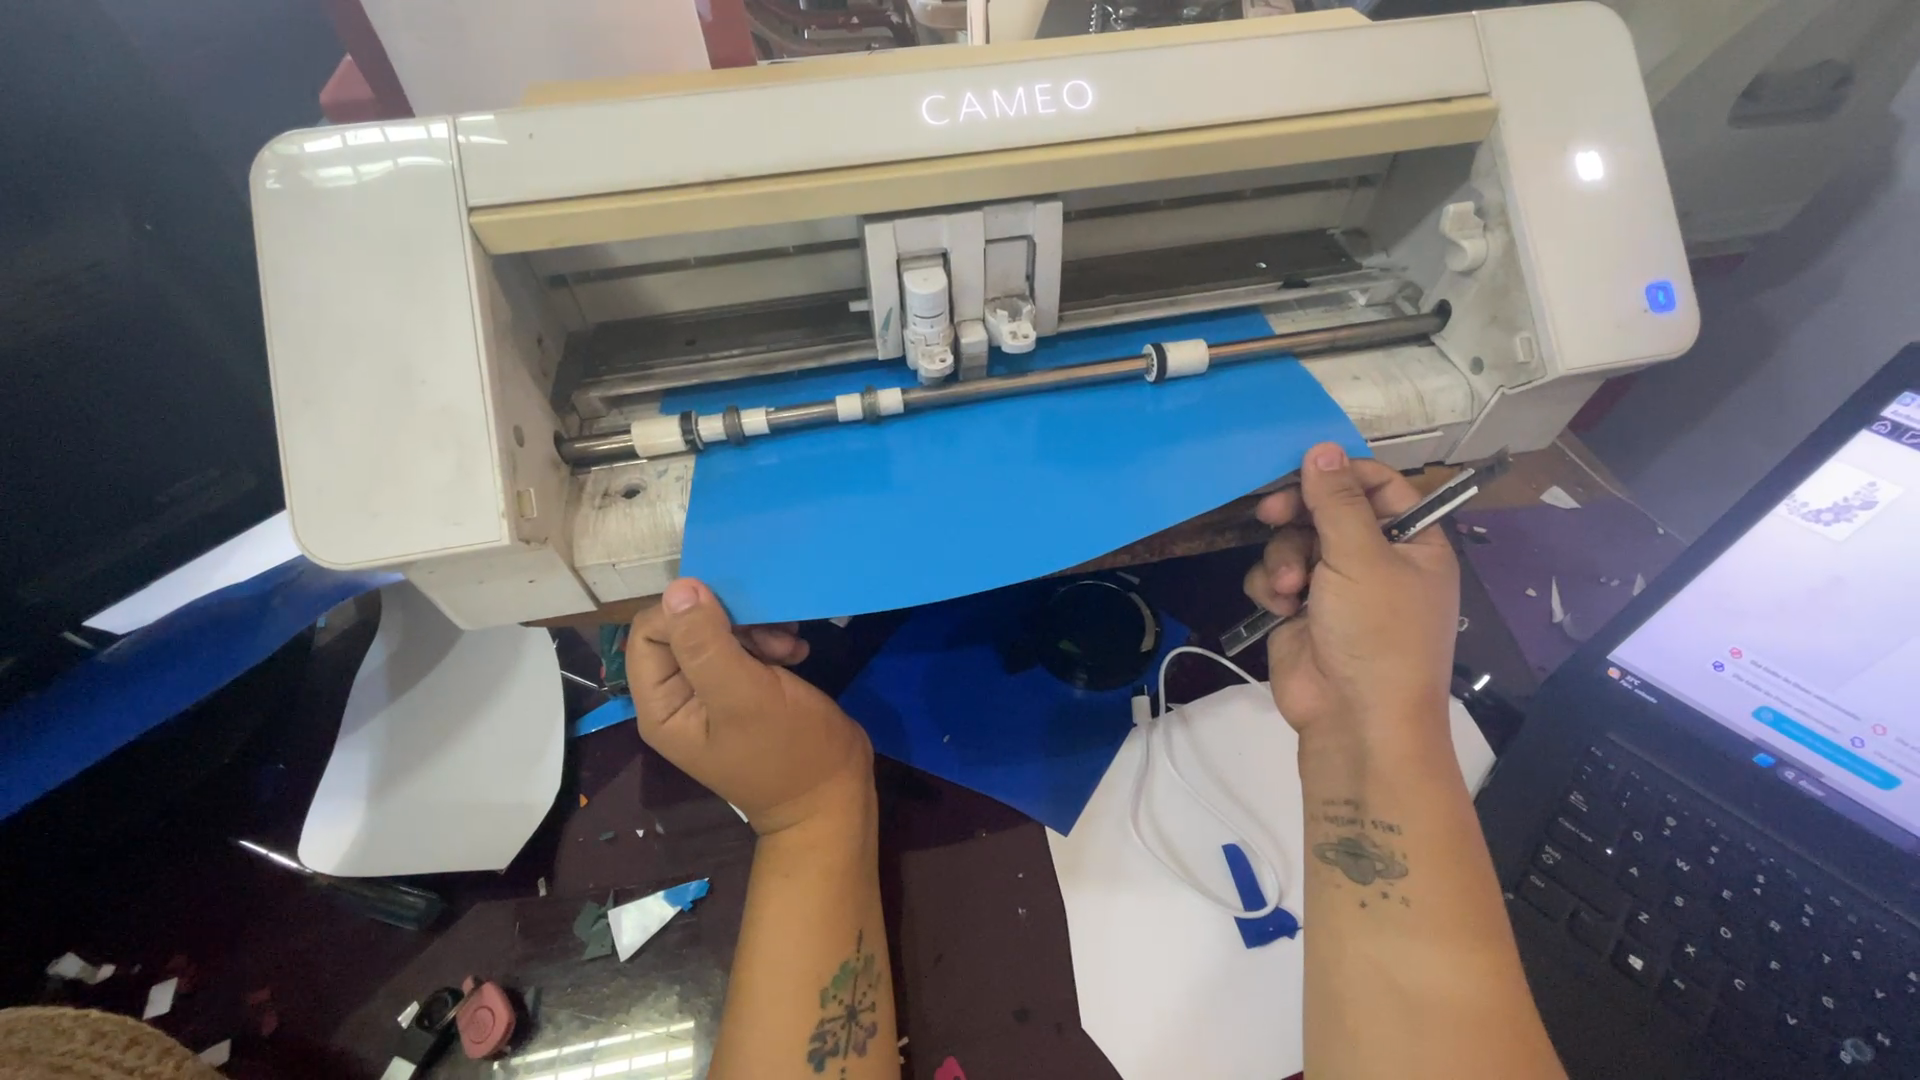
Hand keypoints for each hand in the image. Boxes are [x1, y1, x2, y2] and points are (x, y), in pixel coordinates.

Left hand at [626, 578, 874, 834]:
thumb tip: (679, 587)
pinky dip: (771, 641)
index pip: (650, 633)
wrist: (833, 794)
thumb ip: (707, 644)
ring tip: (790, 644)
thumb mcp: (745, 696)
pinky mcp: (746, 688)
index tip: (737, 612)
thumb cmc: (788, 750)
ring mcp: (714, 692)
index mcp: (663, 705)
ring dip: (756, 629)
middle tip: (773, 630)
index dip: (688, 612)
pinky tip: (797, 652)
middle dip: (730, 620)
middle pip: (685, 628)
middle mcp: (680, 696)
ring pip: (719, 632)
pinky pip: (745, 646)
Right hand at [1242, 443, 1458, 744]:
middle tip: (1270, 513)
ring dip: (1283, 561)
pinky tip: (1279, 609)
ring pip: (1292, 543)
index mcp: (1411, 543)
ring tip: (1289, 590)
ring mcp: (1334, 586)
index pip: (1379, 486)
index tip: (1301, 472)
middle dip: (1297, 517)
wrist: (1354, 718)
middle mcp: (1374, 559)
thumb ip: (1337, 502)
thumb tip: (1320, 447)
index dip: (1341, 475)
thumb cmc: (1377, 634)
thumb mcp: (1361, 559)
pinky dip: (1270, 589)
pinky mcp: (1299, 610)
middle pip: (1326, 511)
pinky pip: (1273, 578)